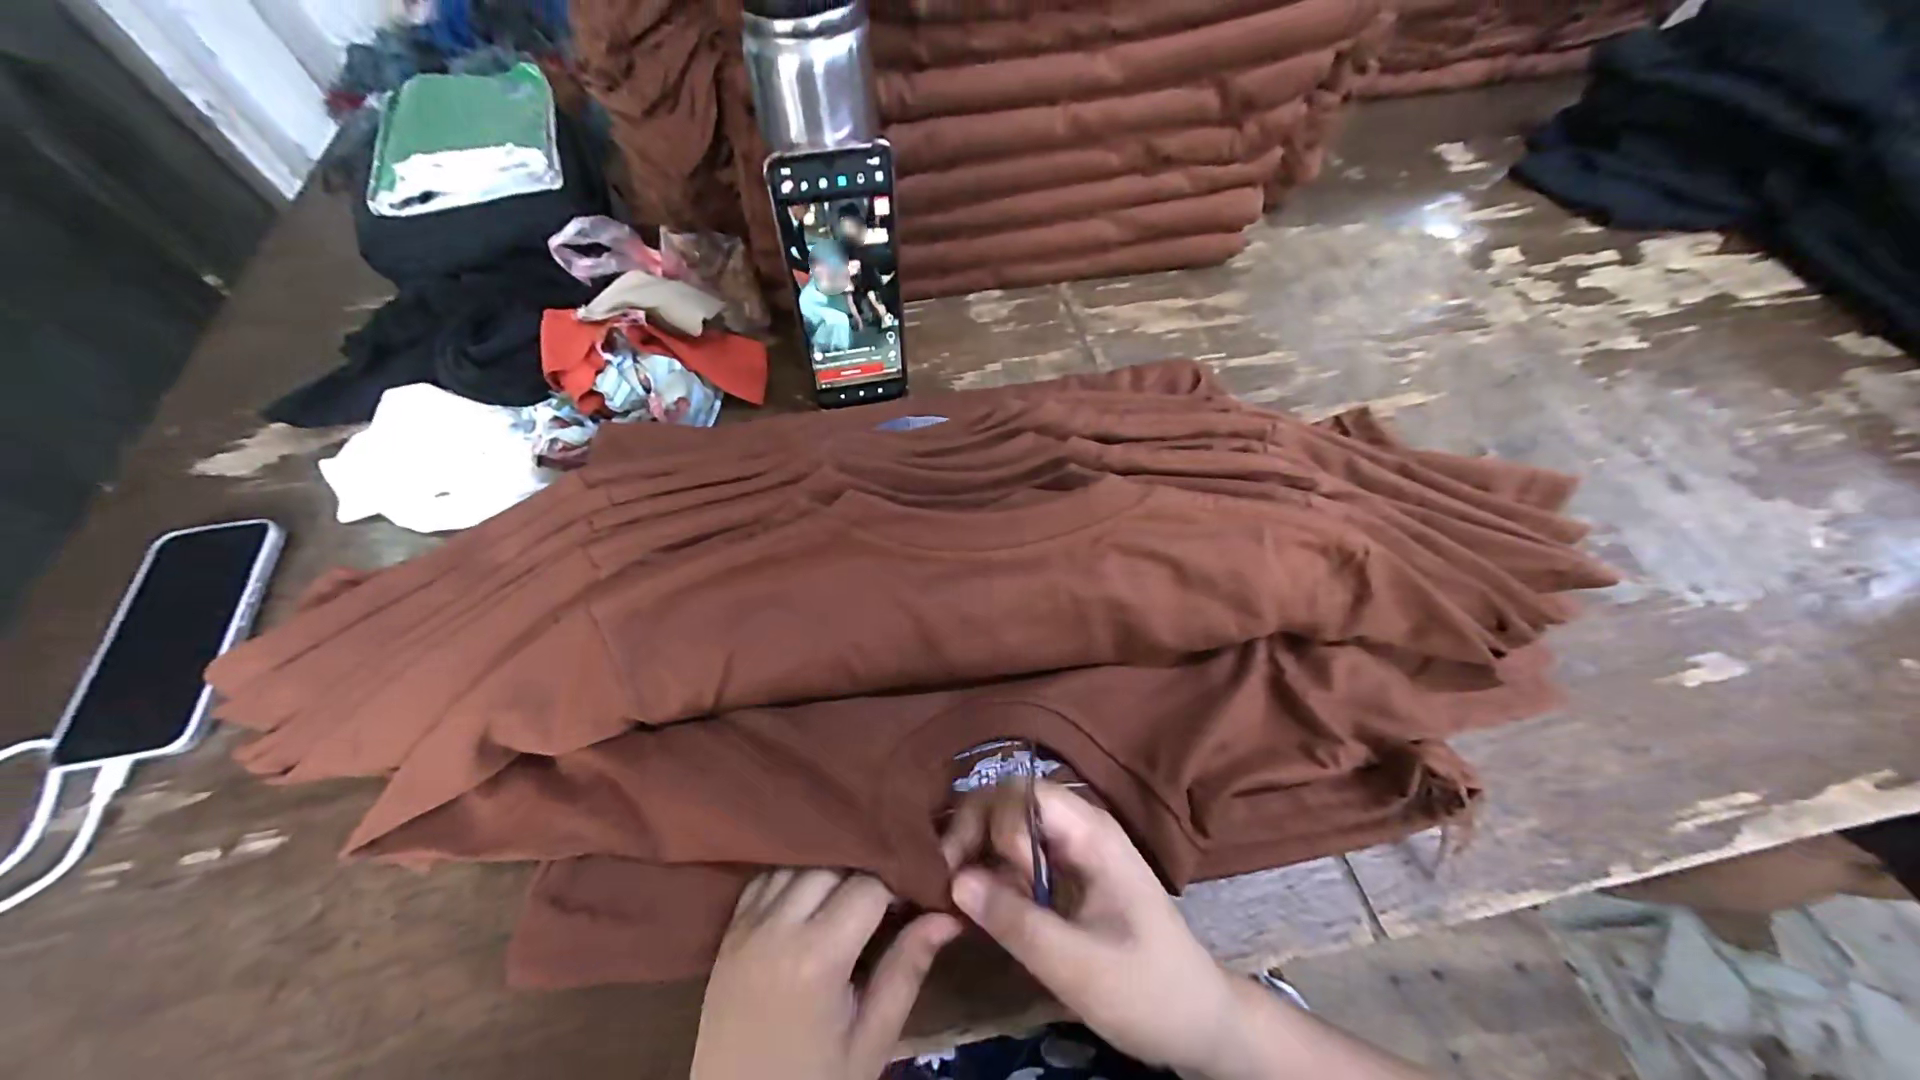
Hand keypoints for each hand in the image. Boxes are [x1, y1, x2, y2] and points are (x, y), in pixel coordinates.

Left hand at [692, 869, 962, 1079]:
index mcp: (817, 957)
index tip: (920, 888)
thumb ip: (907, 969)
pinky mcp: (730, 929)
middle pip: (834, 862)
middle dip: (868, 866)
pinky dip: (796, 871)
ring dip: (833, 864)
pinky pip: (767, 875)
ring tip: (858, 882)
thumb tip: (950, 915)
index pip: (871, 884)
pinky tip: (817, 887)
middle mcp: (778, 927)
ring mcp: (747, 924)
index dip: (901, 879)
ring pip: (800, 860)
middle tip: (894, 884)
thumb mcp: (872, 1040)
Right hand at [944, 784, 1427, 1079]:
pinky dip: (992, 871)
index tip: (981, 875)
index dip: (993, 824)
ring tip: (966, 899)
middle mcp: (1078, 827)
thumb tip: (954, 878)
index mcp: (1091, 832)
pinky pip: (1017, 853)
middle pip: (1010, 801)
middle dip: (975, 832)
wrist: (1199, 1023)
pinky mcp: (1065, 873)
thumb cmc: (1147, 991)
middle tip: (957, 885)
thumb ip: (1016, 921)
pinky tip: (981, 904)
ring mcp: (1072, 849)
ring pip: (1008, 825)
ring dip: (980, 852)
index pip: (1024, 793)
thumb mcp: (1078, 966)